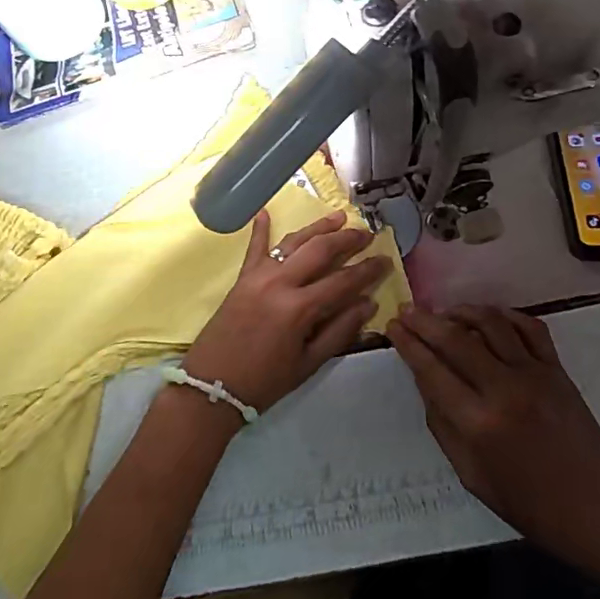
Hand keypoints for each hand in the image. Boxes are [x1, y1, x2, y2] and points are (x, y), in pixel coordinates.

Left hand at [183, 209, 389, 412]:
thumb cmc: (265, 381)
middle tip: (367, 234)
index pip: (344, 281)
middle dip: (347, 240)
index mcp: (299, 308)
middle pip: (320, 251)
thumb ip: (340, 331)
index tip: (387, 260)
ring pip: (292, 243)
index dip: (369, 270)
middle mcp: (280, 283)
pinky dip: (260, 230)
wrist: (212, 386)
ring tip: (338, 217)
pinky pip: (254, 249)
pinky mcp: (241, 279)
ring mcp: (257, 277)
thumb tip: (368, 304)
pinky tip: (265, 212)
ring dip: (317, 228)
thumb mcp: (309, 363)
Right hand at [387, 305, 599, 574]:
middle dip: (426, 321)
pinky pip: (530, 328)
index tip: (393, 327)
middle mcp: (504, 389)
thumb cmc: (527, 502)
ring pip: (492, 325)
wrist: (596, 506)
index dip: (408, 345)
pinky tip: (490, 317)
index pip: (432, 370)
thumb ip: (444, 426)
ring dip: (463, 311)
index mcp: (478, 422)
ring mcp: (535, 374)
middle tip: (408, 310)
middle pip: (456, 340)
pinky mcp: (558, 369)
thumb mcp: (471, 475)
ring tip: (445, 311)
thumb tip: (425, 382)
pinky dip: (506, 316)